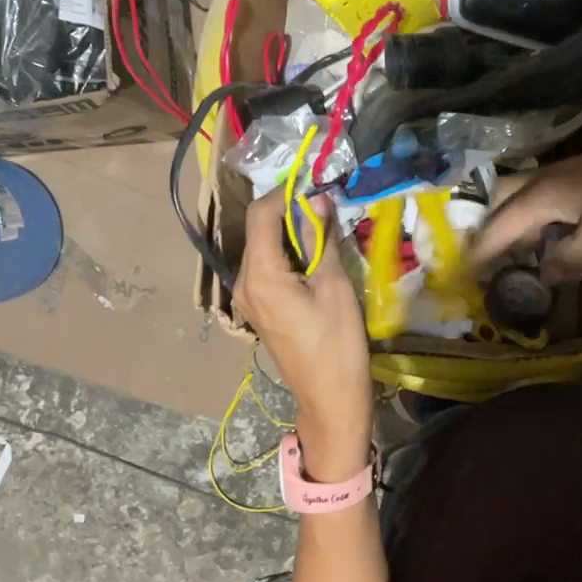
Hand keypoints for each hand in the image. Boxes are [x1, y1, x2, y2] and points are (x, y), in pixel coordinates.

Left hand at [235, 190, 372, 476]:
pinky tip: (314, 256)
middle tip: (326, 203)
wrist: (330, 398)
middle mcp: (244, 283)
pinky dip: (287, 255)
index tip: (315, 183)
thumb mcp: (334, 286)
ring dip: (290, 233)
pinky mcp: (259, 310)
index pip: (262, 214)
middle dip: (289, 211)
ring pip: (264, 249)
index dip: (285, 192)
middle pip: (259, 230)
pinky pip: (268, 269)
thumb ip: (320, 239)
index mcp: (260, 275)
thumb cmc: (337, 343)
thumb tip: (317, 198)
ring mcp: (248, 299)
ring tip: (325, 227)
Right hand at [471, 125, 581, 283]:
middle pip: (504, 205)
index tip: (469, 277)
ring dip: (516, 228)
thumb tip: (543, 274)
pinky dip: (538, 221)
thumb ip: (568, 257)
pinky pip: (546, 199)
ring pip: (525, 201)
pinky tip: (551, 240)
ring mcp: (567, 173)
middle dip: (492, 234)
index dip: (482, 254)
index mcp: (543, 195)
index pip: (498, 227)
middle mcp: (546, 179)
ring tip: (514, 258)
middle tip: (488, 265)